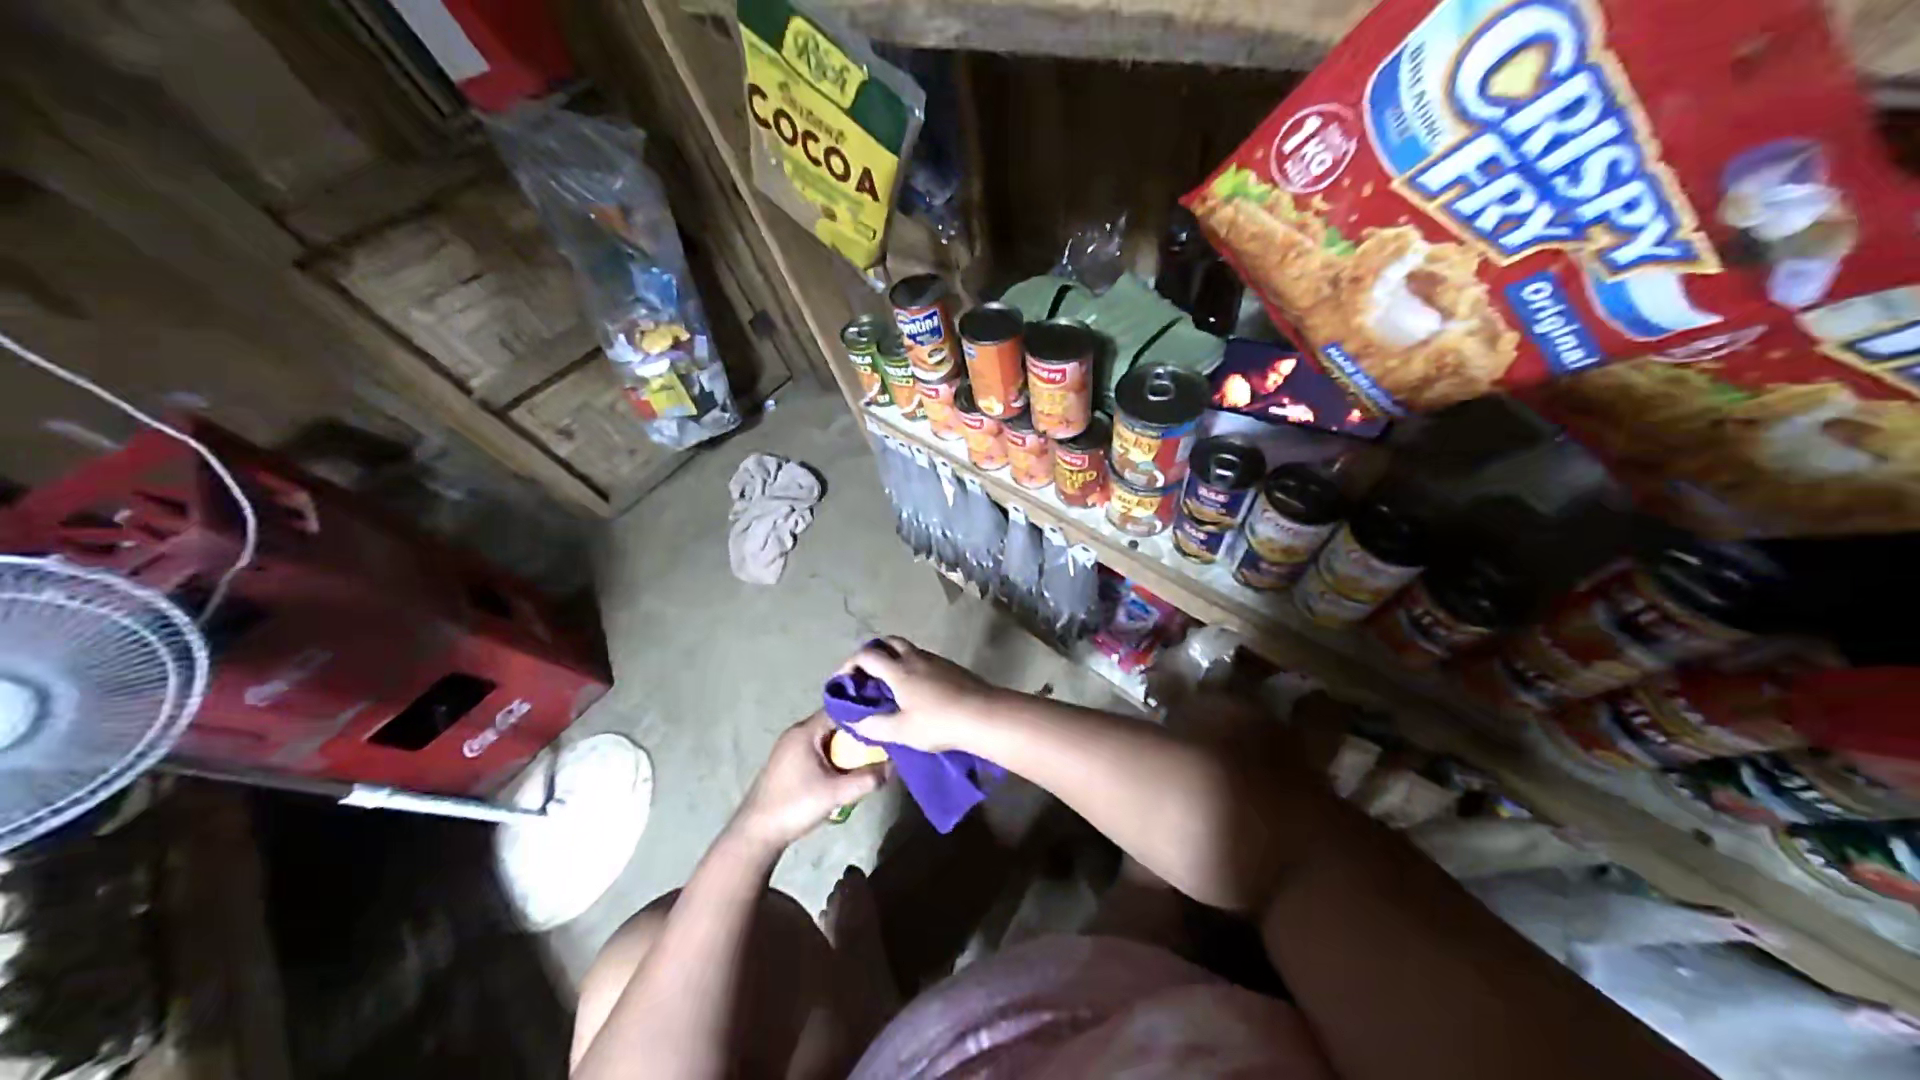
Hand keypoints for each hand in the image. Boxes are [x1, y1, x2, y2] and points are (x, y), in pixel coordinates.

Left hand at [736, 711, 887, 847]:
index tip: (885, 716)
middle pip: (834, 722)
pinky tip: (848, 767)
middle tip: (882, 737)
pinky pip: (819, 748)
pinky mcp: (790, 763)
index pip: (840, 709)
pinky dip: (835, 754)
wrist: (757, 833)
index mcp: (805, 731)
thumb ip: (867, 779)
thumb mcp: (836, 793)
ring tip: (871, 752)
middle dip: (858, 730)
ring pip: (827, 737)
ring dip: (846, 744)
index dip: (863, 711)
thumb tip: (894, 766)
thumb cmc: (794, 805)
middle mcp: (797, 733)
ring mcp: (791, 748)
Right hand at [836, 637, 1000, 752]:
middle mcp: (915, 658)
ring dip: (893, 658)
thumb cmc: (938, 723)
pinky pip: (923, 658)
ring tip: (889, 683)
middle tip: (866, 675)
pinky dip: (911, 665)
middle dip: (872, 653)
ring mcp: (936, 660)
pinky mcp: (951, 667)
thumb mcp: (902, 731)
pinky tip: (915, 688)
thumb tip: (855, 720)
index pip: (866, 656)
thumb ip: (874, 726)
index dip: (850, 664)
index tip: (844, 681)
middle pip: (888, 642)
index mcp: (898, 670)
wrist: (984, 715)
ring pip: (908, 648)